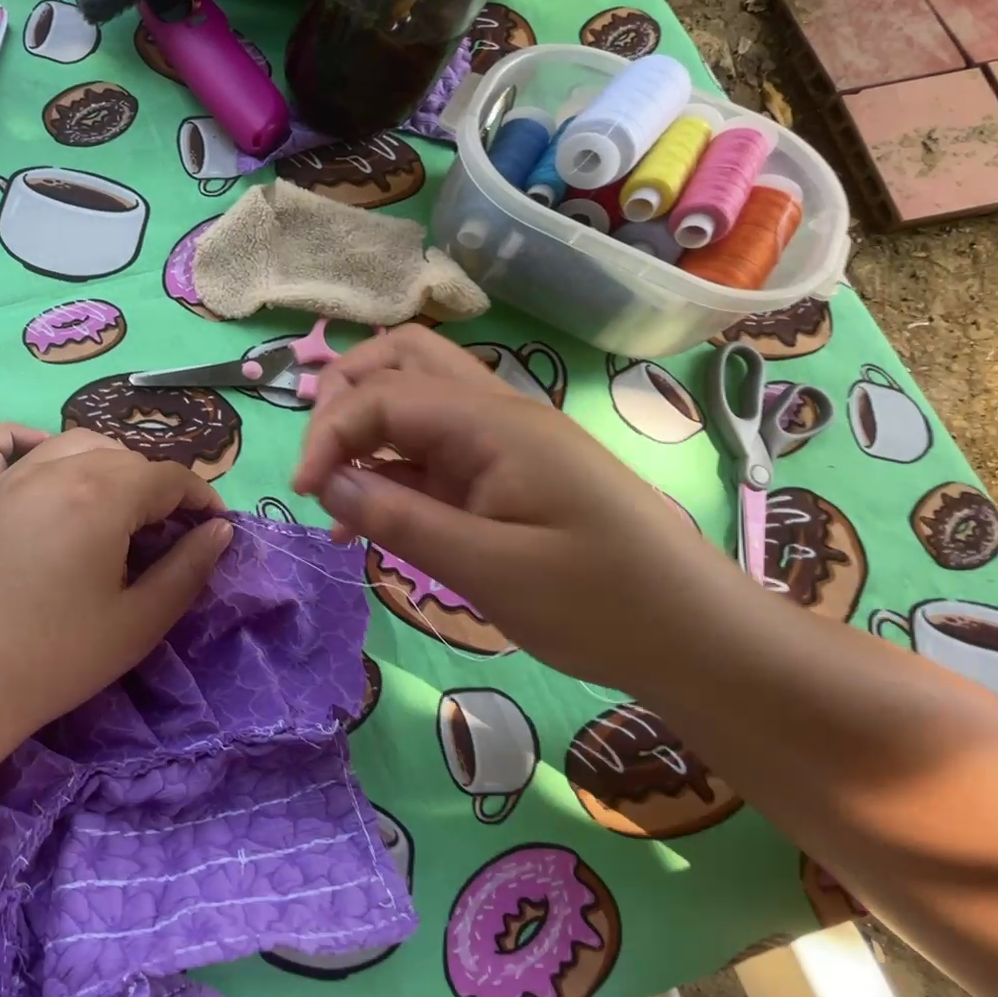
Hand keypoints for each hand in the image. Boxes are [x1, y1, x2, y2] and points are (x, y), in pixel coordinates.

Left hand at [0, 425, 233, 730]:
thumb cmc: (60, 658)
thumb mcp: (140, 621)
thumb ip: (188, 568)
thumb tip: (219, 529)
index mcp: (101, 496)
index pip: (168, 477)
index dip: (200, 499)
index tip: (213, 529)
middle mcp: (56, 470)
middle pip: (125, 457)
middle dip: (157, 488)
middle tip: (167, 537)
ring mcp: (11, 479)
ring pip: (74, 442)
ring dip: (108, 465)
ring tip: (120, 510)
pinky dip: (22, 440)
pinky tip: (42, 457)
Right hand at [293, 326, 750, 686]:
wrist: (696, 636)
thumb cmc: (601, 604)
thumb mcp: (488, 569)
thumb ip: (399, 519)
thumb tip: (324, 485)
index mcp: (495, 425)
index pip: (385, 393)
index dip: (328, 431)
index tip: (301, 492)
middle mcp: (496, 414)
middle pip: (400, 360)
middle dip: (342, 399)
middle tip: (319, 466)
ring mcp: (500, 442)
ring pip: (413, 396)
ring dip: (362, 428)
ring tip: (334, 491)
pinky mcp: (501, 473)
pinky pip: (428, 448)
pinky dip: (386, 467)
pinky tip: (366, 517)